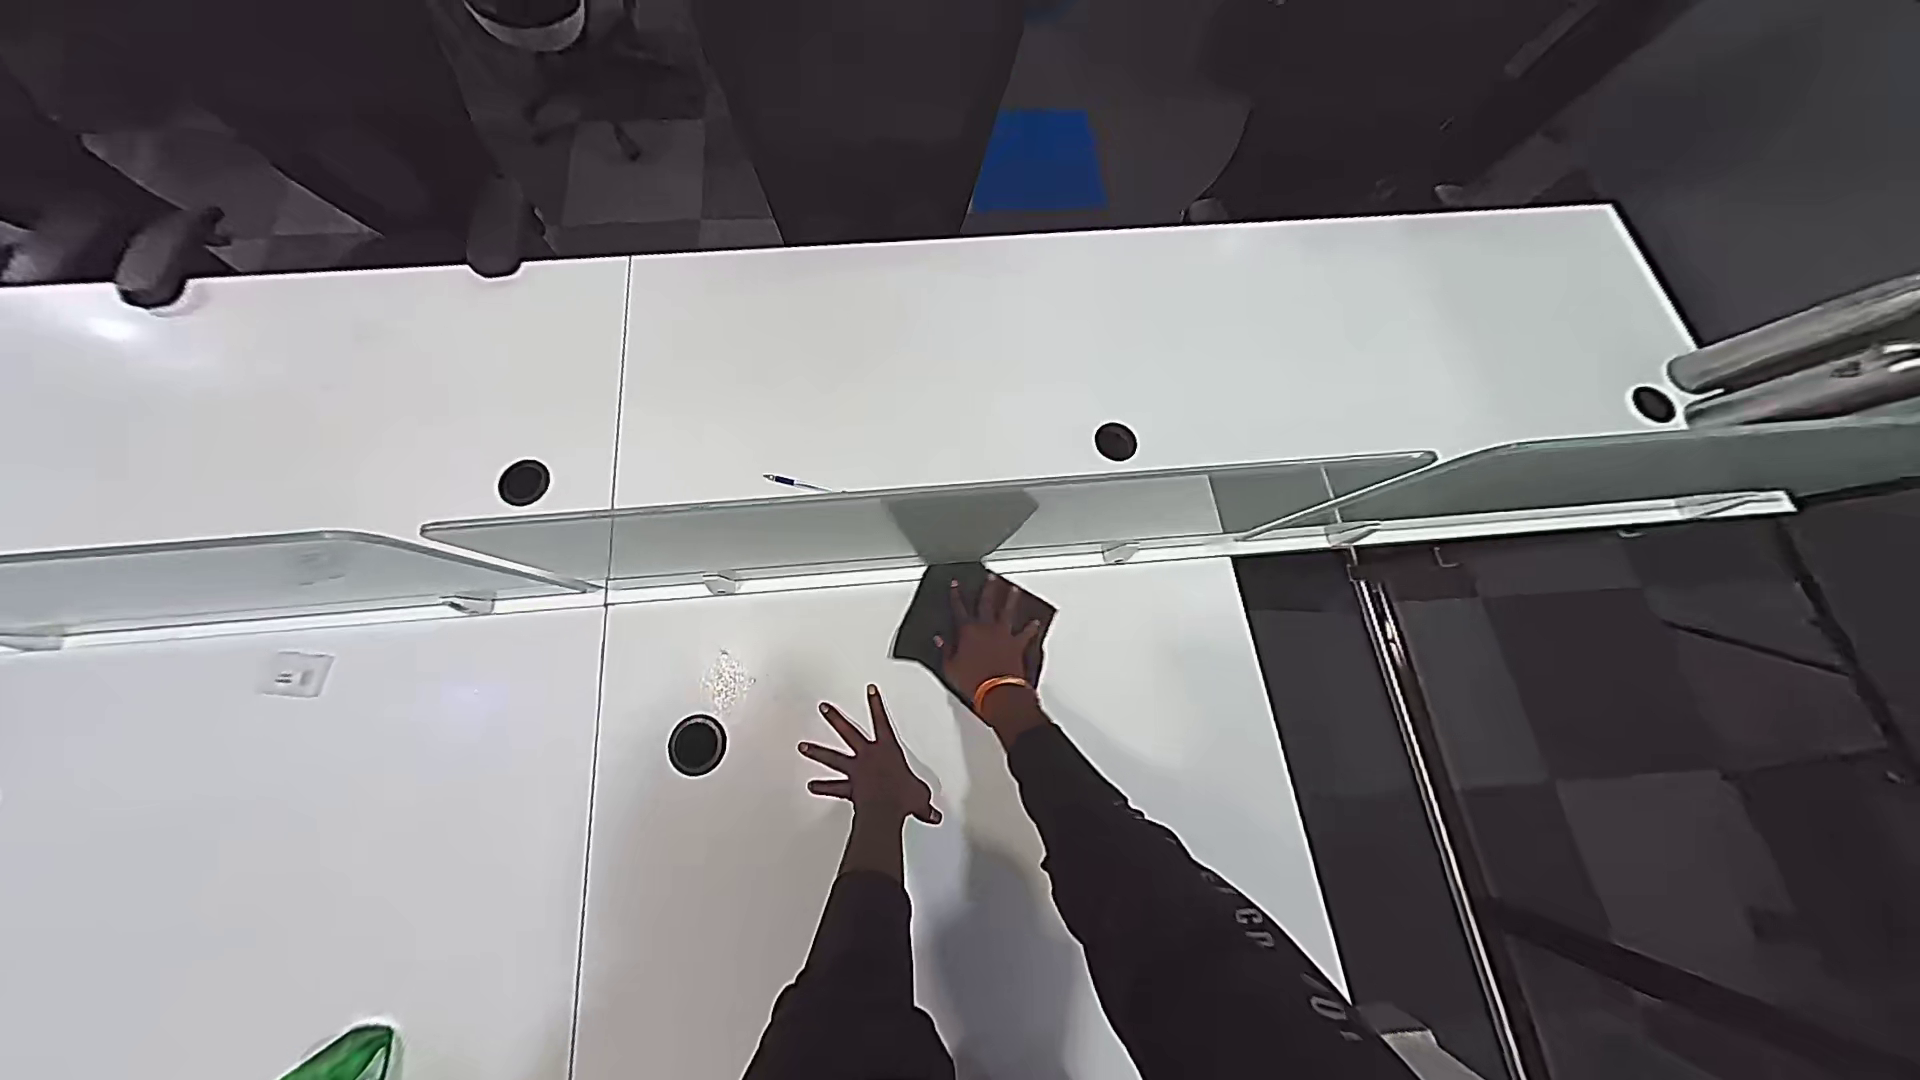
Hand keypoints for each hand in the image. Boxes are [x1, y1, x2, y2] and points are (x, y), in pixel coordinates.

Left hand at [799, 685, 941, 824]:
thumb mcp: (920, 796)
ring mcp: (855, 771)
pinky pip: (833, 787)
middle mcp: (868, 756)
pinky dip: (822, 787)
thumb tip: (931, 813)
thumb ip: (922, 802)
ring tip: (803, 746)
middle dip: (835, 718)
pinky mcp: (848, 788)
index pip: (882, 720)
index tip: (870, 689)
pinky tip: (811, 785)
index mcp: (887, 749)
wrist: (885, 811)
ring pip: (832, 757)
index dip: (876, 703)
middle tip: (824, 707)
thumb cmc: (903, 797)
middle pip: (848, 732)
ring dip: (817, 752)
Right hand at [937, 575, 1044, 715]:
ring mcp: (1003, 634)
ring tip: (1013, 589)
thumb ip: (946, 650)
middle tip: (990, 577)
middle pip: (986, 602)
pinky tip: (1035, 621)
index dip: (955, 594)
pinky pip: (1026, 633)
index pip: (958, 607)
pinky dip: (1031, 627)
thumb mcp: (950, 667)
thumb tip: (940, 639)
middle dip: (987, 588)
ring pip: (1007, 611)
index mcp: (967, 631)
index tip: (955, 584)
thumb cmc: (973, 681)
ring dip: (1010, 599)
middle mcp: (986, 628)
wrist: (997, 691)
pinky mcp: (1017, 644)